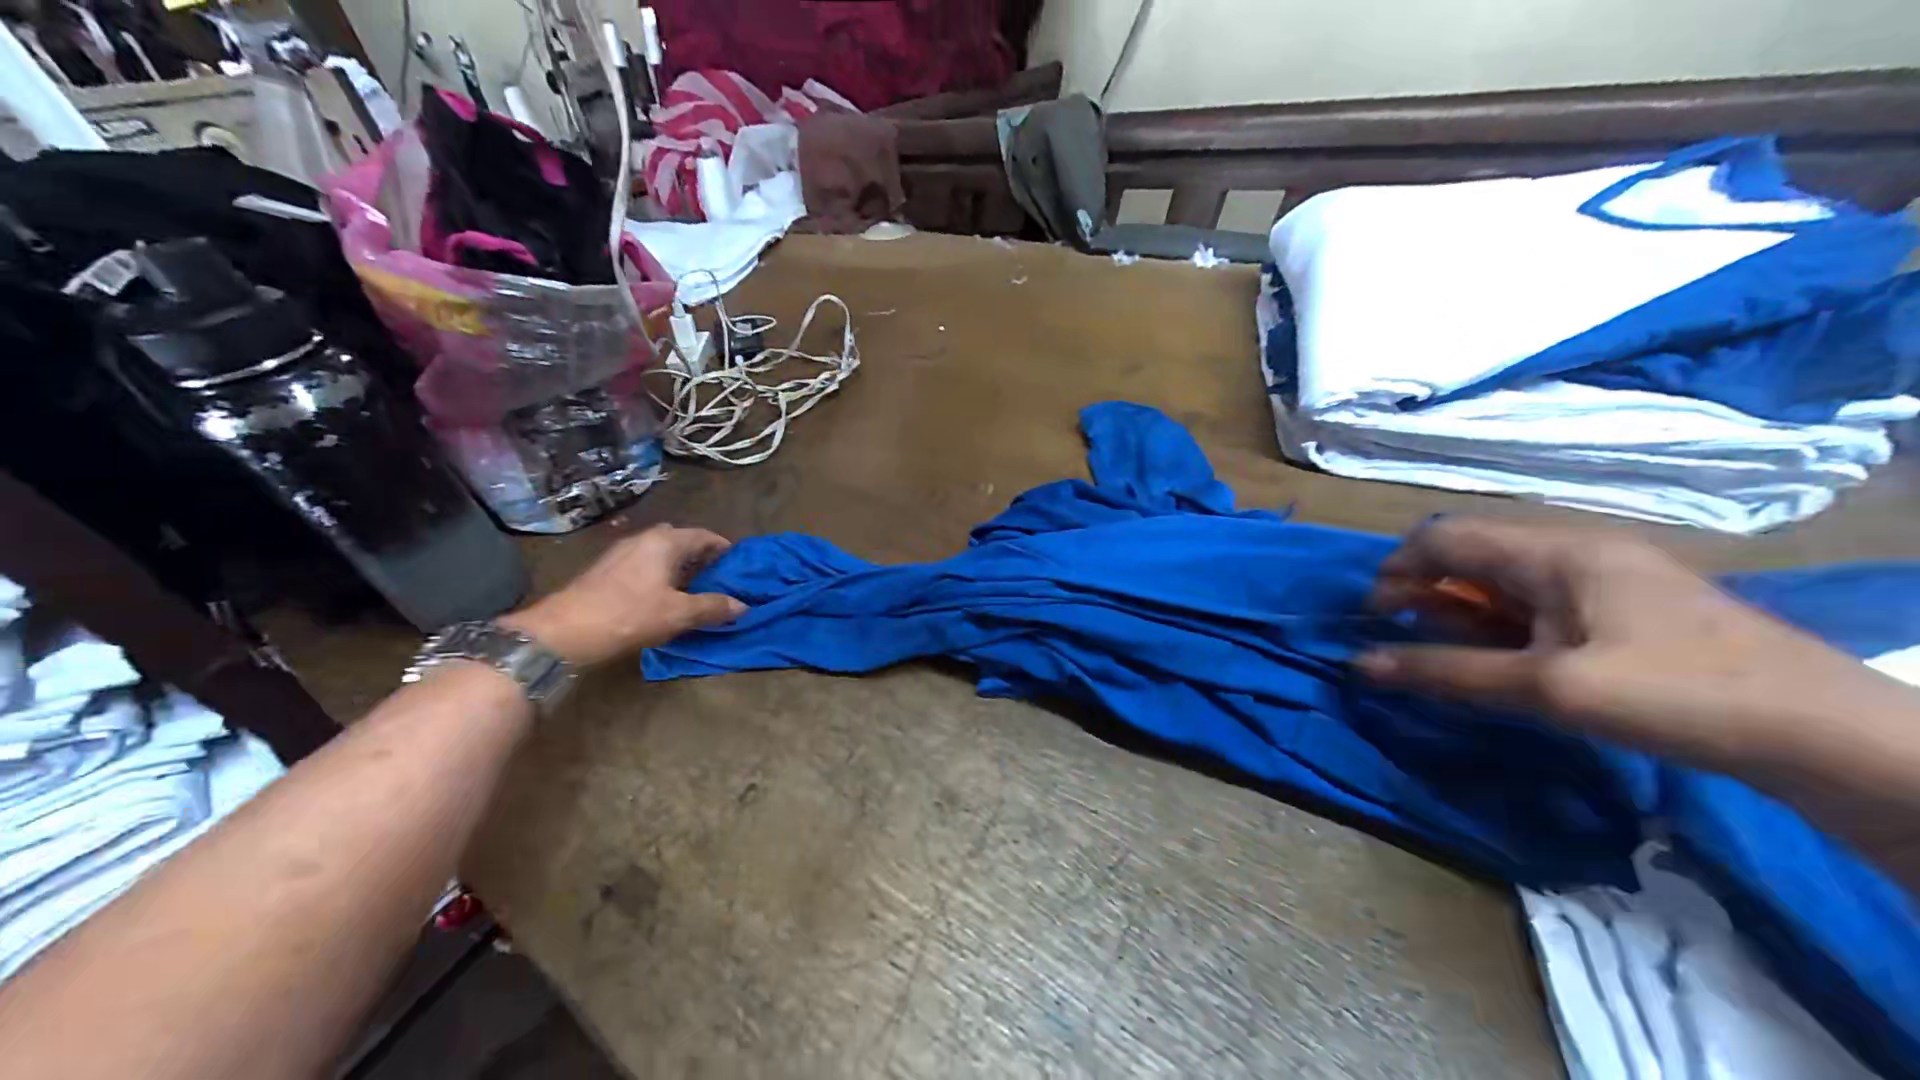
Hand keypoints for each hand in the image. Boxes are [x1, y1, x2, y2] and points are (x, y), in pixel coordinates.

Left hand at [501, 525, 747, 667]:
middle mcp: (643, 539)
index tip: (738, 564)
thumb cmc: (629, 615)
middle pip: (681, 540)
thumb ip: (713, 607)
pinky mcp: (606, 570)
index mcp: (665, 542)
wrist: (564, 631)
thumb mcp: (679, 614)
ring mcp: (621, 553)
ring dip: (680, 566)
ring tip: (694, 589)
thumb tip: (742, 605)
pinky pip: (644, 564)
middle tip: (718, 576)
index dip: (723, 548)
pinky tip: (662, 596)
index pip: (704, 535)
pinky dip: (660, 574)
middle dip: (701, 556)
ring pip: (660, 552)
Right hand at [1355, 517, 1912, 765]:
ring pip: (1499, 584)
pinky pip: (1534, 607)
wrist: (1829, 738)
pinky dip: (1499, 630)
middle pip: (1469, 557)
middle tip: (1405, 645)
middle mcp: (1573, 552)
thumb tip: (1359, 664)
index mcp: (1556, 550)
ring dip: (1460, 616)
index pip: (1444, 537)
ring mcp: (1601, 582)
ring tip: (1449, 660)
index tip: (1373, 620)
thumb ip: (1447, 672)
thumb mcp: (1547, 688)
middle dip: (1424, 595)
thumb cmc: (1676, 694)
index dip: (1397, 572)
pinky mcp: (1620, 613)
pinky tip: (1502, 664)